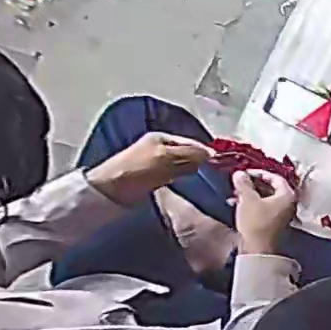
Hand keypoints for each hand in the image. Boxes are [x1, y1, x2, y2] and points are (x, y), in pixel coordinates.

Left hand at [85, 133, 212, 204]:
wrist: (108, 192)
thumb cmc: (137, 170)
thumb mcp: (167, 157)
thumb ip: (192, 154)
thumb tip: (214, 155)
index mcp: (162, 137)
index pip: (195, 142)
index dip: (208, 153)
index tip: (222, 165)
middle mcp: (160, 147)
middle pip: (191, 154)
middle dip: (203, 163)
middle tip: (217, 175)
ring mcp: (156, 162)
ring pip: (186, 165)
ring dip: (196, 172)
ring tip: (208, 182)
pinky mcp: (154, 177)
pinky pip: (178, 176)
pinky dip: (186, 180)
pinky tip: (191, 186)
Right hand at [232, 169, 297, 255]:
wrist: (258, 247)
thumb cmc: (256, 222)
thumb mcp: (248, 200)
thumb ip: (244, 184)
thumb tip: (240, 173)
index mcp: (288, 195)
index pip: (276, 177)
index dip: (259, 173)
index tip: (245, 172)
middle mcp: (289, 202)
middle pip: (271, 186)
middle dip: (253, 183)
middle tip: (239, 182)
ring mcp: (283, 212)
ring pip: (266, 196)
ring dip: (250, 193)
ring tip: (234, 193)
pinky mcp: (275, 220)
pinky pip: (264, 206)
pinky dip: (252, 203)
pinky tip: (236, 204)